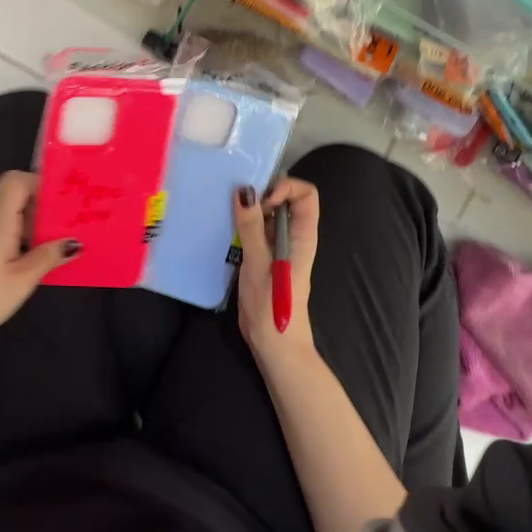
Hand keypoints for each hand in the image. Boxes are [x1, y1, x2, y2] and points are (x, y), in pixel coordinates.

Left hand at [0, 172, 77, 384]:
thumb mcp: (22, 280)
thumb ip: (48, 256)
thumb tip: (75, 241)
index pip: (18, 180)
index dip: (42, 183)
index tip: (66, 200)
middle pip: (13, 191)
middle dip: (41, 199)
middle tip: (67, 218)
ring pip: (8, 208)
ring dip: (32, 216)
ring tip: (59, 234)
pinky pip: (2, 224)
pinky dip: (21, 230)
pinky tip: (37, 251)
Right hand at [233, 178, 319, 364]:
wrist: (274, 343)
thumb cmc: (272, 305)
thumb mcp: (258, 263)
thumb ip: (251, 226)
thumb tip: (244, 191)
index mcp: (303, 235)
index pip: (306, 194)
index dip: (285, 188)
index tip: (261, 200)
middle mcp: (293, 236)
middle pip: (284, 199)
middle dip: (261, 194)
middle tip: (236, 203)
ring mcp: (278, 246)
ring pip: (267, 214)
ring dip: (248, 210)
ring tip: (227, 214)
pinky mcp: (263, 257)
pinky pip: (255, 230)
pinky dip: (241, 225)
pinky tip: (225, 230)